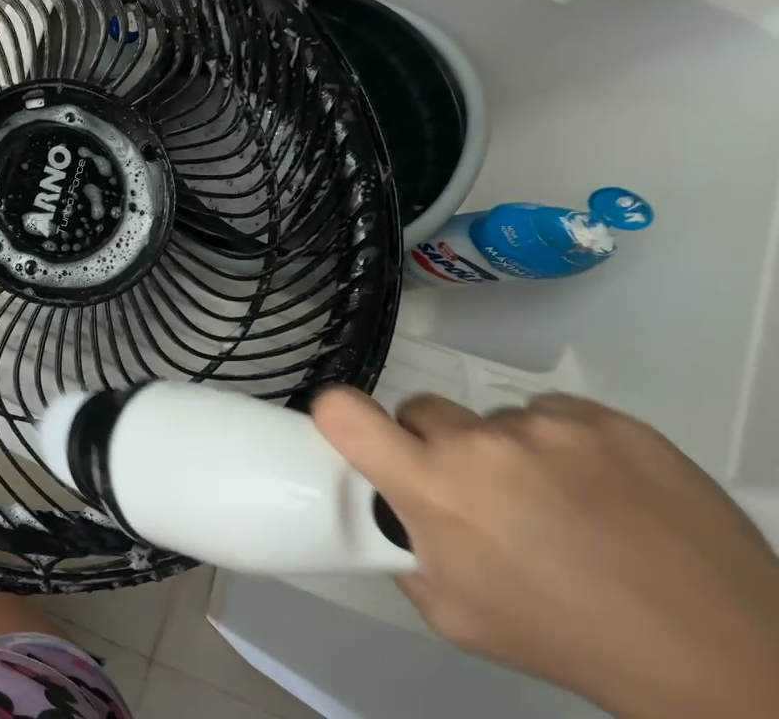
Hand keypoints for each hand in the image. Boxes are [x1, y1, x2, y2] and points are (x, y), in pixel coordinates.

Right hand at [314, 387, 778, 718]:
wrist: (724, 654)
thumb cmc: (571, 639)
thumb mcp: (449, 611)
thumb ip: (399, 546)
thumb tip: (385, 508)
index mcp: (432, 488)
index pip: (342, 409)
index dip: (339, 418)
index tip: (356, 436)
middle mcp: (483, 444)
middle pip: (421, 411)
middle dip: (433, 447)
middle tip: (472, 495)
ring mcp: (553, 428)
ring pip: (493, 418)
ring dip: (505, 451)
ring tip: (556, 505)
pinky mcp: (616, 422)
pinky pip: (555, 415)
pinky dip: (561, 446)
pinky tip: (595, 493)